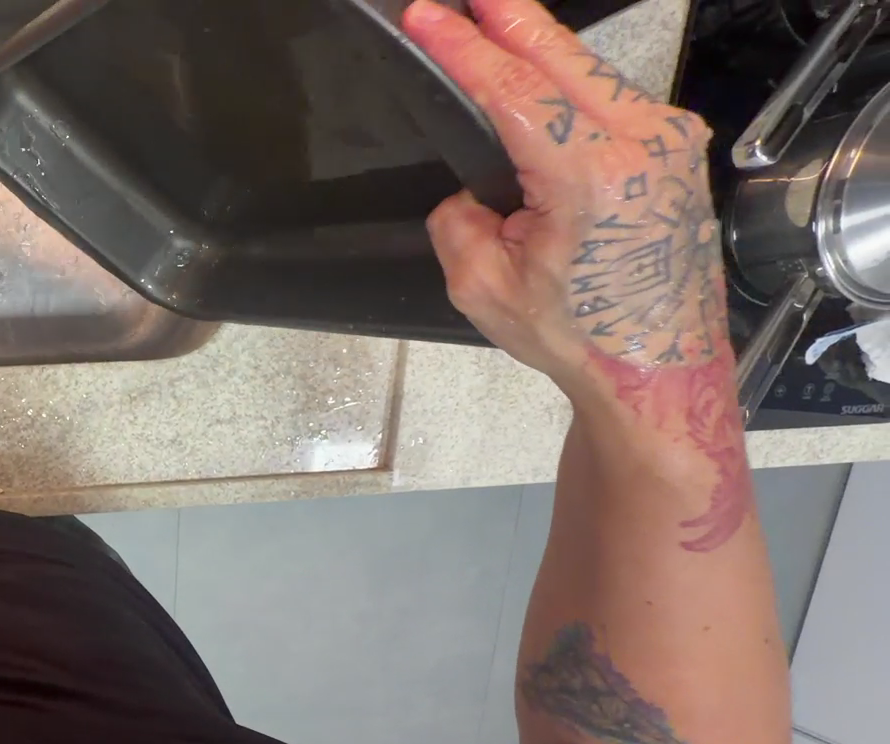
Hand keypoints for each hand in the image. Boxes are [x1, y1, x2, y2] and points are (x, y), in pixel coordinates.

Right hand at [402, 0, 727, 385]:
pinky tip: (539, 78)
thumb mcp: (482, 286)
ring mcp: (663, 140)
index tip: (429, 18)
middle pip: (564, 59)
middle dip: (510, 19)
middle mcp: (639, 142)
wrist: (652, 356)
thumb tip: (469, 194)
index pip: (515, 92)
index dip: (466, 49)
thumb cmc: (576, 329)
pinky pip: (606, 102)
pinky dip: (565, 82)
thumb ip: (460, 224)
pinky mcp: (667, 151)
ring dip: (537, 48)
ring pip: (588, 75)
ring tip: (495, 23)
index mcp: (590, 174)